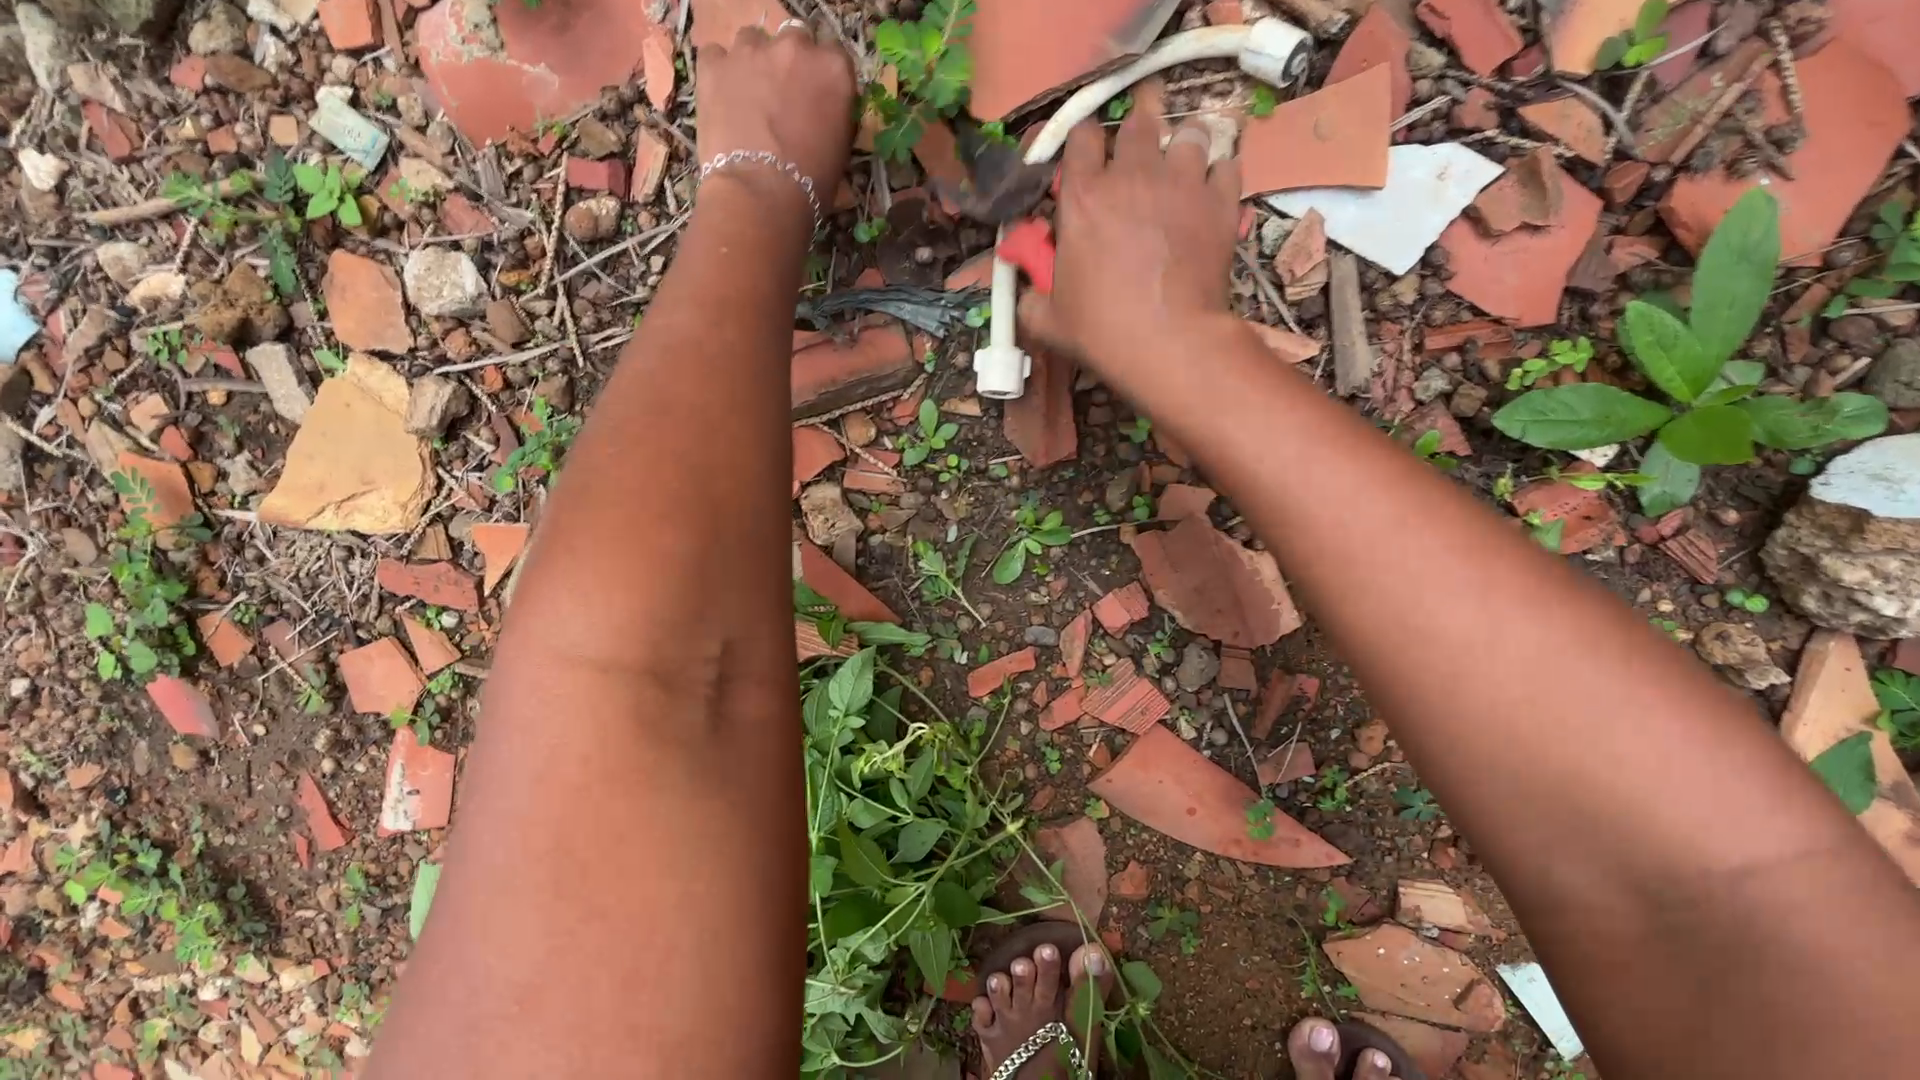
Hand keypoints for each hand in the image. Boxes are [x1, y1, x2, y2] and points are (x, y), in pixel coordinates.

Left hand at [694, 23, 855, 208]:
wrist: (761, 194)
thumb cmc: (812, 183)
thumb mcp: (841, 149)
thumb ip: (835, 114)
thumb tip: (825, 110)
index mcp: (834, 68)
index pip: (834, 57)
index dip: (823, 78)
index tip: (817, 98)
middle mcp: (795, 48)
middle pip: (794, 41)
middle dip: (790, 65)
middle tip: (783, 99)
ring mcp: (751, 51)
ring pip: (753, 41)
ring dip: (754, 62)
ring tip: (750, 97)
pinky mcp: (715, 64)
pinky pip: (716, 55)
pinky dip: (720, 72)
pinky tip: (722, 97)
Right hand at [1018, 81, 1242, 370]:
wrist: (1169, 342)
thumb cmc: (1101, 330)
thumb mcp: (1048, 319)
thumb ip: (1031, 296)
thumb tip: (1027, 291)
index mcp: (1084, 196)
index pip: (1082, 135)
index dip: (1085, 139)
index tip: (1089, 152)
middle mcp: (1132, 175)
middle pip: (1138, 122)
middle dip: (1138, 125)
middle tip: (1141, 140)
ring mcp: (1182, 183)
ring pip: (1189, 132)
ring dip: (1183, 141)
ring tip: (1183, 157)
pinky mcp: (1220, 202)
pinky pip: (1227, 164)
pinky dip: (1220, 171)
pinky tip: (1213, 186)